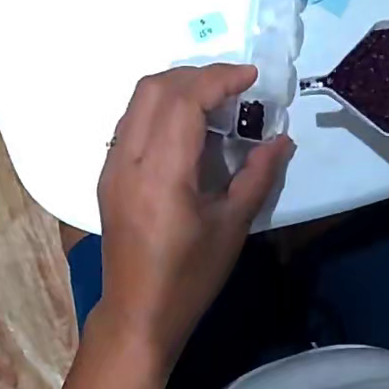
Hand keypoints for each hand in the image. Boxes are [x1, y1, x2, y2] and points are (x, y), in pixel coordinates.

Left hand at [95, 64, 293, 358]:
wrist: (137, 313)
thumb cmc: (189, 277)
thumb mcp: (232, 227)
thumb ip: (258, 175)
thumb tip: (281, 139)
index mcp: (160, 174)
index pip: (183, 100)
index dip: (219, 78)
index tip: (251, 77)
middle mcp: (127, 160)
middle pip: (153, 88)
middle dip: (196, 75)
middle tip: (234, 86)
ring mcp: (110, 167)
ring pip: (136, 101)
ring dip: (175, 88)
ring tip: (213, 100)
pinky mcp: (107, 176)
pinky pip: (130, 122)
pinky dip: (158, 108)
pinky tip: (186, 127)